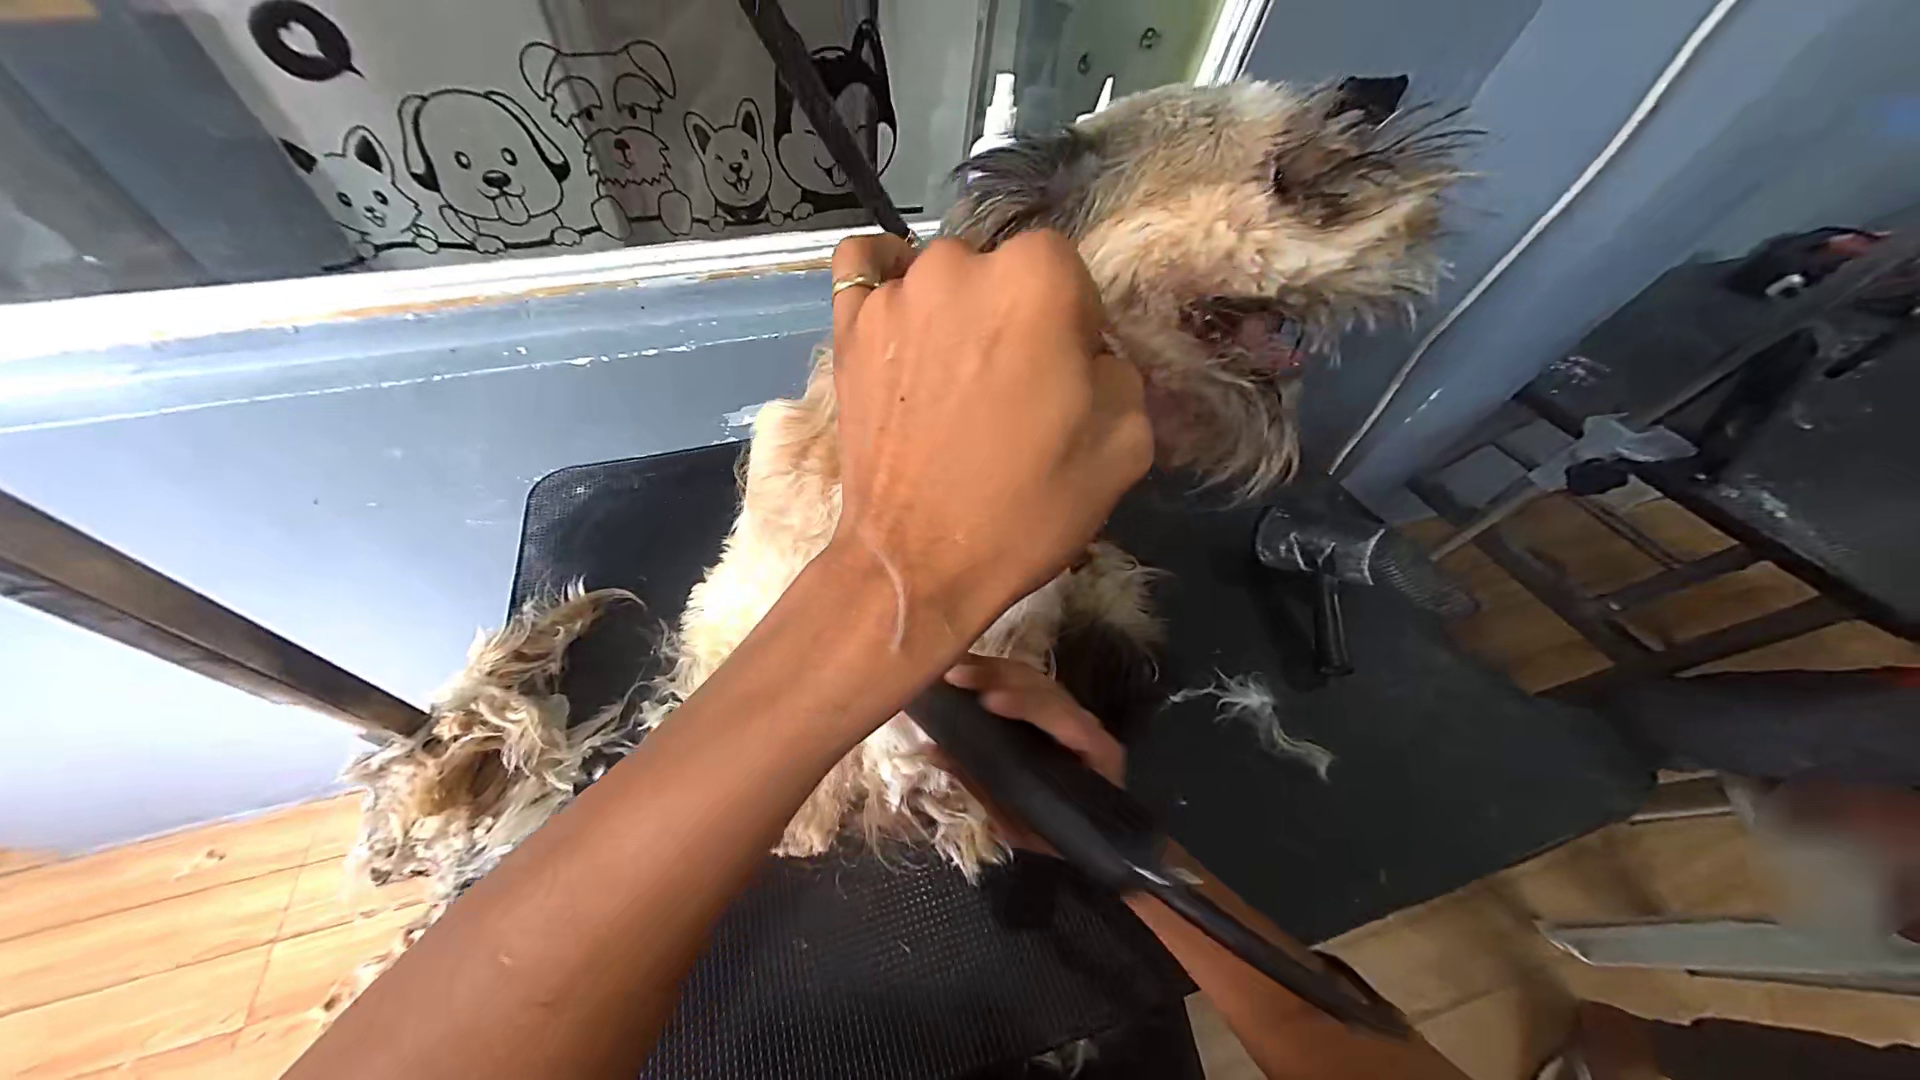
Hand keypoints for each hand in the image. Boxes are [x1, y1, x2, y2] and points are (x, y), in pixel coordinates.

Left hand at [829, 232, 1151, 645]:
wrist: (920, 564)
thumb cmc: (1025, 510)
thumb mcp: (1124, 445)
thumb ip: (1120, 372)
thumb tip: (1087, 356)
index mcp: (1038, 280)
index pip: (1070, 275)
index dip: (1073, 327)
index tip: (1063, 379)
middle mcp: (961, 264)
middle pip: (1004, 273)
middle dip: (1017, 320)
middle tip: (1008, 389)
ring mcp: (894, 294)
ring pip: (942, 279)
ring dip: (956, 316)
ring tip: (951, 382)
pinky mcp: (847, 329)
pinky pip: (864, 272)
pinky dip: (885, 285)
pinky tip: (900, 320)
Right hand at [942, 656, 1124, 851]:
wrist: (1100, 830)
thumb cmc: (1063, 829)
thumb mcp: (1025, 825)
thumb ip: (986, 789)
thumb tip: (938, 752)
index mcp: (1095, 752)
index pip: (1064, 721)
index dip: (1027, 706)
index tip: (989, 701)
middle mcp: (1085, 722)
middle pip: (1044, 688)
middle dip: (999, 678)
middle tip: (955, 677)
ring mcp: (1069, 710)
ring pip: (1033, 678)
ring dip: (991, 670)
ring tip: (953, 670)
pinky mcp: (1052, 706)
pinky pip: (1024, 682)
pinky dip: (993, 673)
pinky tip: (967, 668)